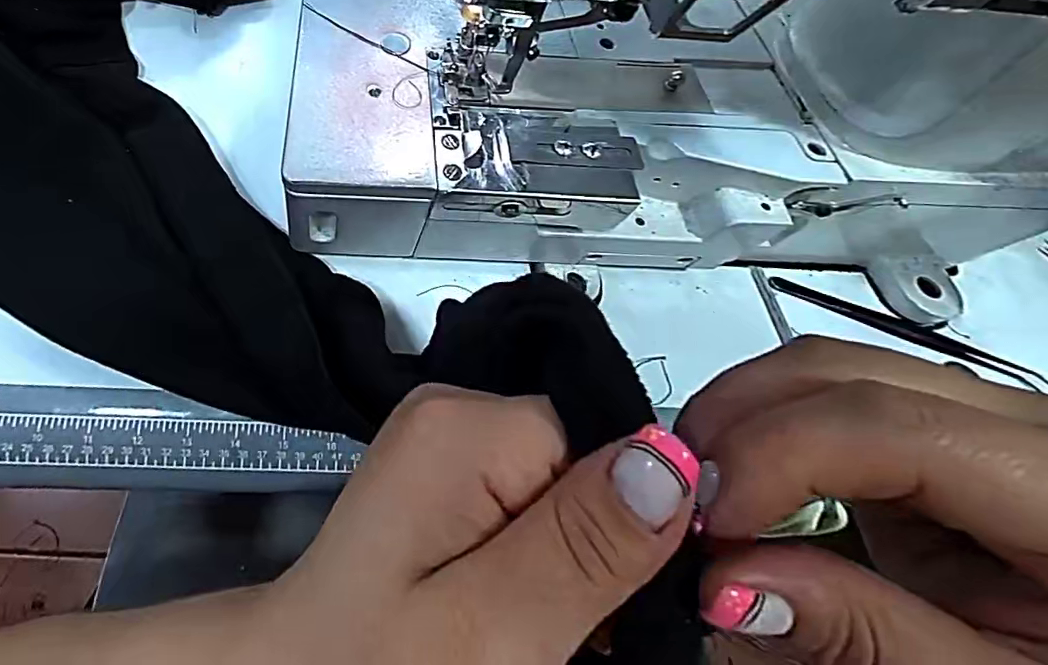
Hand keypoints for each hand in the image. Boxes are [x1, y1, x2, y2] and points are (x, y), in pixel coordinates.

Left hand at [264, 383, 694, 663]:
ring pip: (556, 486)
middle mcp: (452, 408)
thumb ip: (582, 542)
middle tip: (556, 628)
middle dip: (591, 544)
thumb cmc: (376, 663)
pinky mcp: (443, 473)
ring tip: (525, 622)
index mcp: (463, 420)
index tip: (605, 604)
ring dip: (563, 557)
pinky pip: (521, 498)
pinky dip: (532, 553)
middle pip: (576, 460)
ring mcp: (444, 439)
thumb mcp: (491, 625)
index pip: (595, 438)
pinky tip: (507, 602)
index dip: (618, 524)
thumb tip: (671, 459)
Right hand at [675, 337, 1047, 664]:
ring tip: (710, 491)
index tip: (705, 514)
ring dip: (752, 417)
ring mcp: (1014, 428)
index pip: (899, 425)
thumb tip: (727, 585)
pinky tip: (759, 485)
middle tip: (682, 493)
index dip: (777, 453)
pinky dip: (784, 436)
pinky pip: (852, 406)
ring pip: (840, 370)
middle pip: (854, 371)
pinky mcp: (970, 444)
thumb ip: (876, 643)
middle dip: (743, 416)